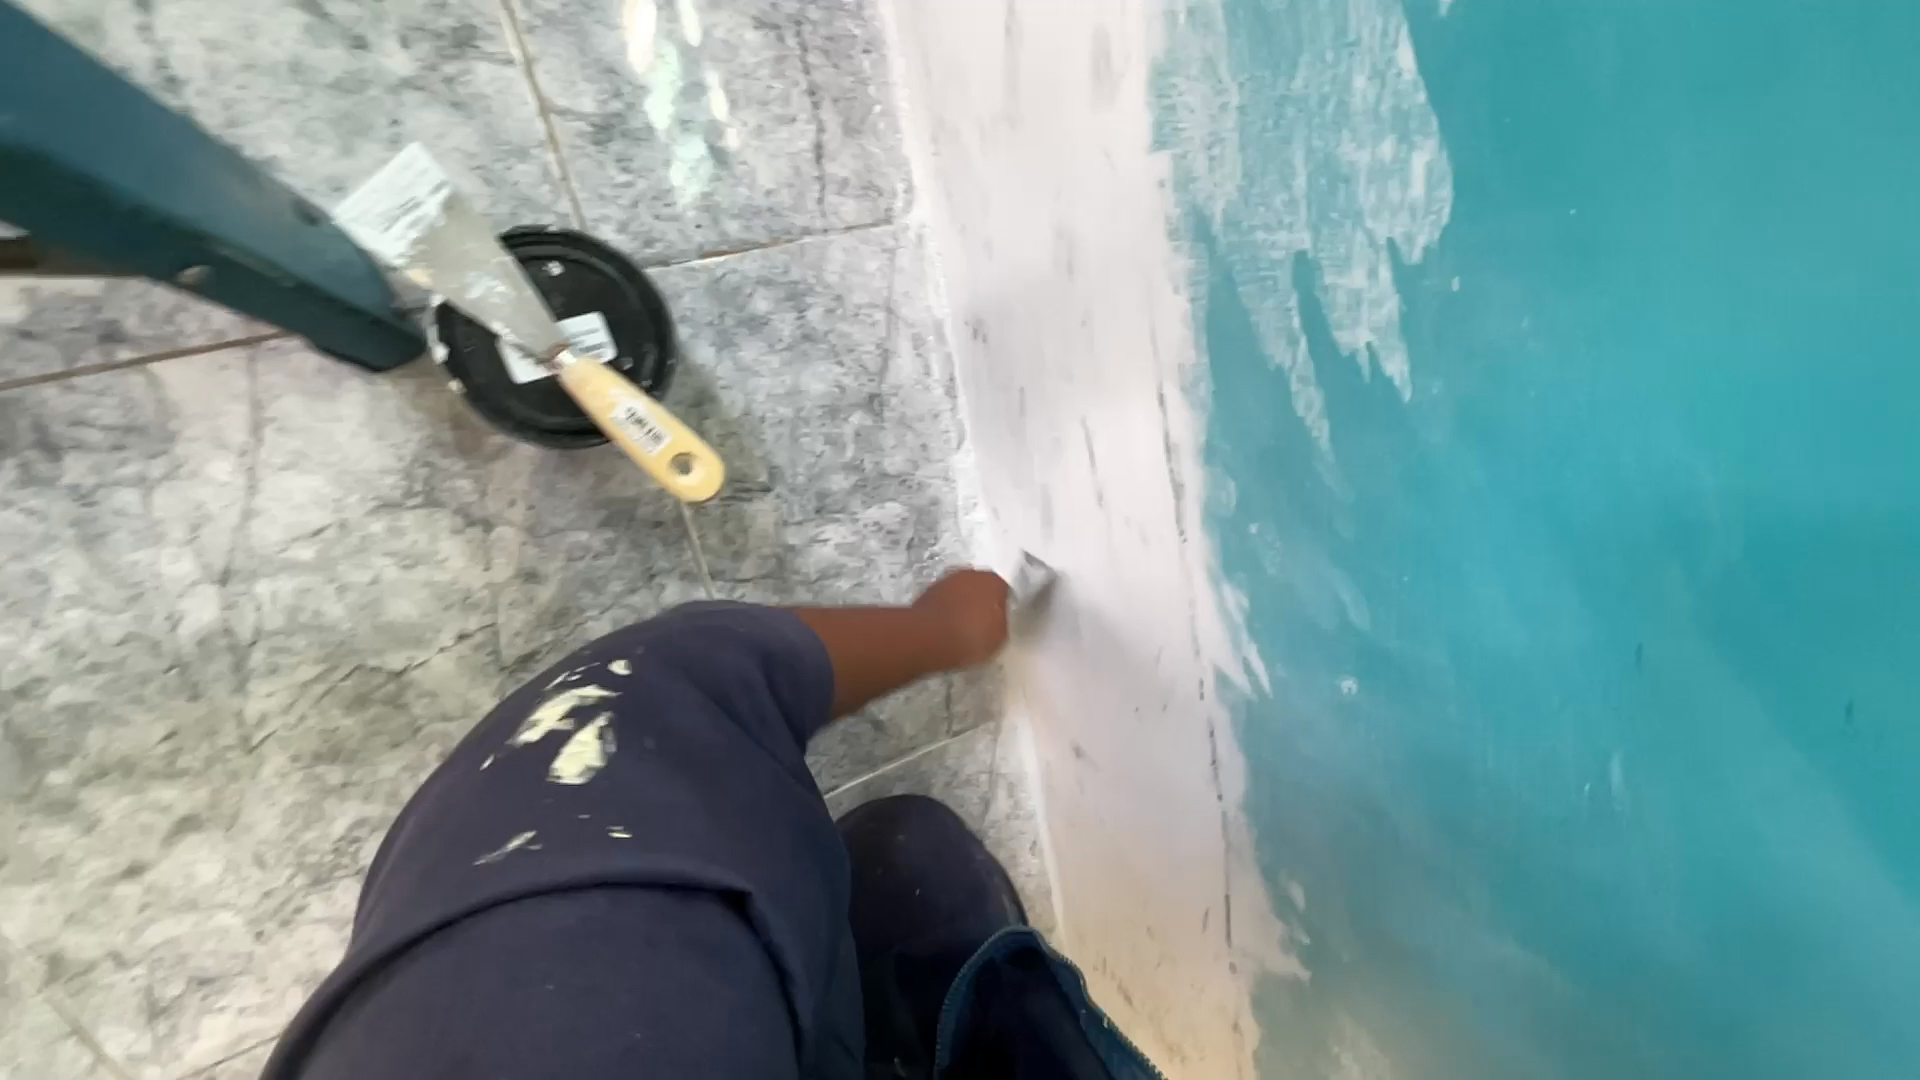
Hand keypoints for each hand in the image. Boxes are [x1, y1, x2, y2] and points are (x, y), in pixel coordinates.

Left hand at [912, 568, 1011, 667]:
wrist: (927, 637)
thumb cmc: (970, 637)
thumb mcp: (999, 638)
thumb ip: (1001, 622)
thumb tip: (996, 618)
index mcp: (993, 581)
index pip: (1004, 590)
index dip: (1002, 607)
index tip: (999, 621)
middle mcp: (970, 574)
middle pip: (980, 587)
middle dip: (981, 602)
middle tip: (982, 624)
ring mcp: (946, 581)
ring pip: (960, 592)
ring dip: (961, 604)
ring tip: (962, 627)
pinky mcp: (926, 592)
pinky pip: (944, 601)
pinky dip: (945, 610)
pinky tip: (945, 627)